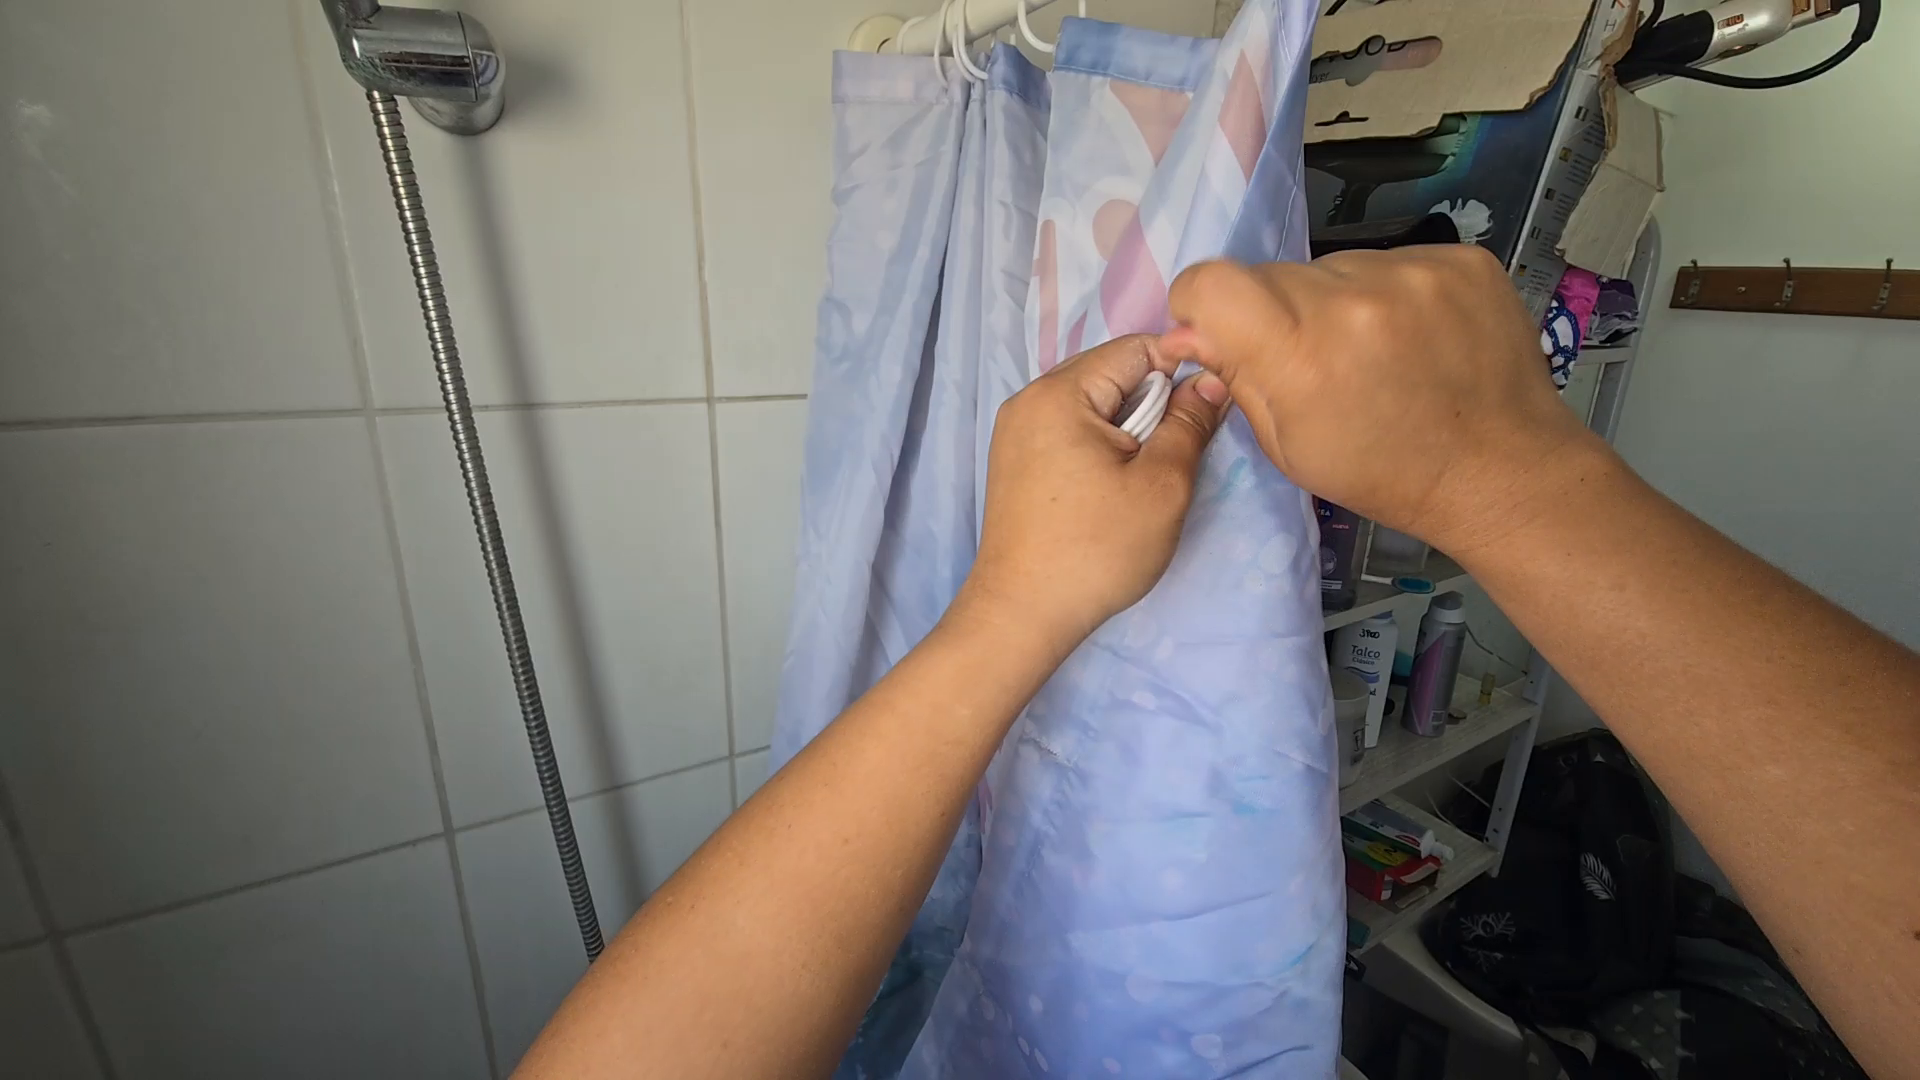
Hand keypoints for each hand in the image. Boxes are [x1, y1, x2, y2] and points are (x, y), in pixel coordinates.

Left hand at [955, 334, 1230, 645]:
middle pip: (1108, 373)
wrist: (1022, 613)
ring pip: (1089, 405)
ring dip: (1126, 428)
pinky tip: (1108, 486)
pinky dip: (1097, 445)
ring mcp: (1014, 432)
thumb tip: (1210, 381)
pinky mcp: (1013, 462)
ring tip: (1140, 475)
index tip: (1204, 412)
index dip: (1181, 371)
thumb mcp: (1161, 485)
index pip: (1136, 349)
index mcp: (1059, 393)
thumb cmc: (1096, 549)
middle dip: (1151, 403)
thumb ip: (1190, 423)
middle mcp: (1028, 400)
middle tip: (1173, 452)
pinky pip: (1066, 431)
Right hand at [1160, 245, 1606, 556]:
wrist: (1498, 470)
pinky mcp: (1459, 258)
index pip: (1210, 281)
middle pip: (1267, 274)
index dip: (1196, 303)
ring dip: (1326, 303)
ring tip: (1366, 351)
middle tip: (1304, 360)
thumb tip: (1188, 332)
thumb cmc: (1376, 472)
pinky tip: (1406, 337)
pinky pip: (1384, 262)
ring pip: (1327, 268)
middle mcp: (1353, 294)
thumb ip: (1236, 376)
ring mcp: (1413, 269)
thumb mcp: (1284, 444)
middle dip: (1266, 312)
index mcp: (1301, 352)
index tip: (1214, 331)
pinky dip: (1379, 294)